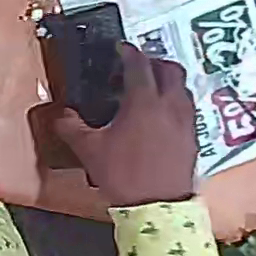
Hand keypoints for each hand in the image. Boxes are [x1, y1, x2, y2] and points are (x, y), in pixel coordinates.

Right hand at [53, 42, 198, 207]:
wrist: (157, 207)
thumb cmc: (121, 174)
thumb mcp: (89, 150)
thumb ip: (71, 127)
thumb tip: (61, 115)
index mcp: (144, 102)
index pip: (139, 65)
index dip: (129, 52)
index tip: (120, 48)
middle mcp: (170, 105)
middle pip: (170, 69)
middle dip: (154, 61)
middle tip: (137, 65)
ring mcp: (186, 122)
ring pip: (183, 88)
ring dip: (168, 80)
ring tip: (151, 87)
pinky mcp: (194, 138)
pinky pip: (188, 108)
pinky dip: (175, 101)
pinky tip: (162, 115)